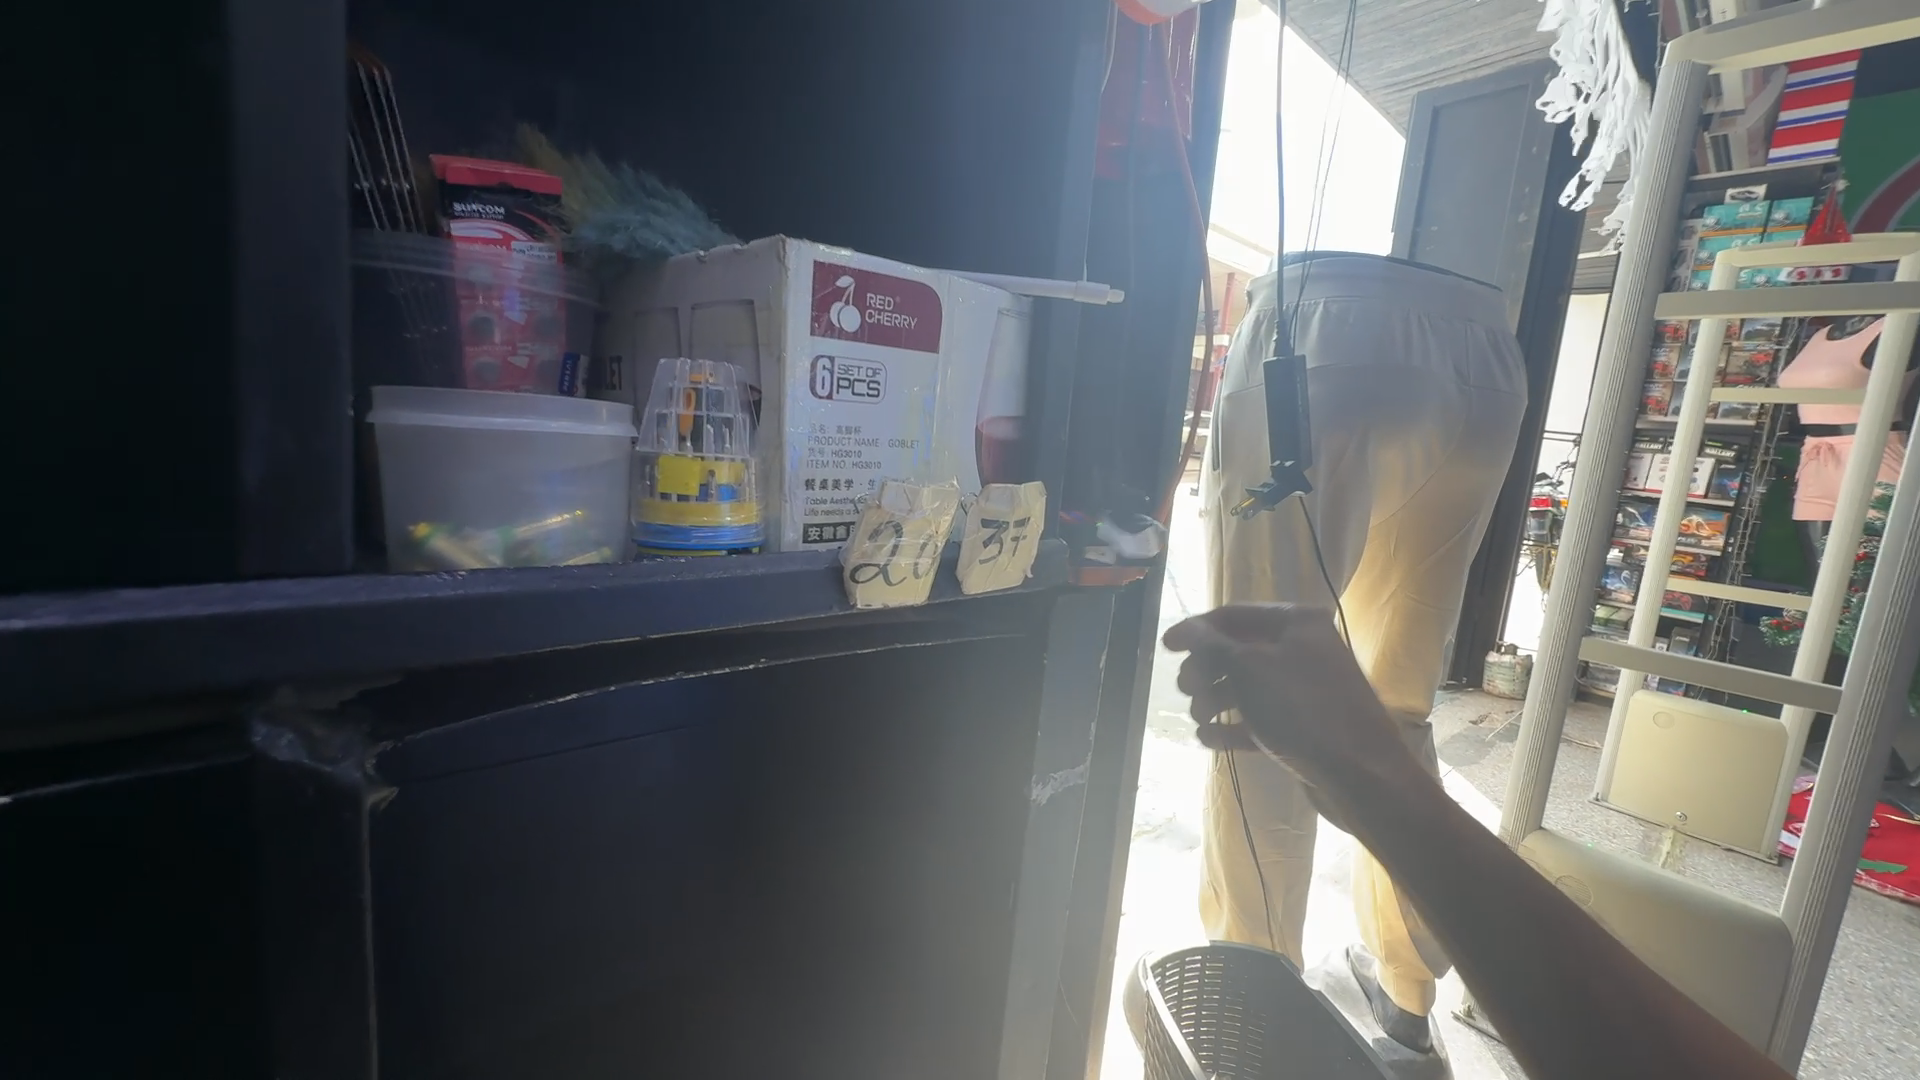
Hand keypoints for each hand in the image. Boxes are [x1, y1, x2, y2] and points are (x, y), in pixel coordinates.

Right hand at [1163, 604, 1423, 818]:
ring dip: (1214, 700)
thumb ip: (1211, 644)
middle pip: (1237, 651)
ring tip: (1199, 719)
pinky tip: (1209, 739)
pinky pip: (1258, 718)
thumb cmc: (1302, 709)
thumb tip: (1186, 629)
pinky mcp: (1303, 725)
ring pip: (1245, 686)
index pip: (1233, 615)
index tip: (1165, 648)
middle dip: (1205, 671)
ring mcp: (1304, 690)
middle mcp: (1302, 649)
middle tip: (1187, 690)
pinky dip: (1232, 726)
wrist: (1361, 775)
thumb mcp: (1248, 667)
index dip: (1195, 630)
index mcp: (1296, 623)